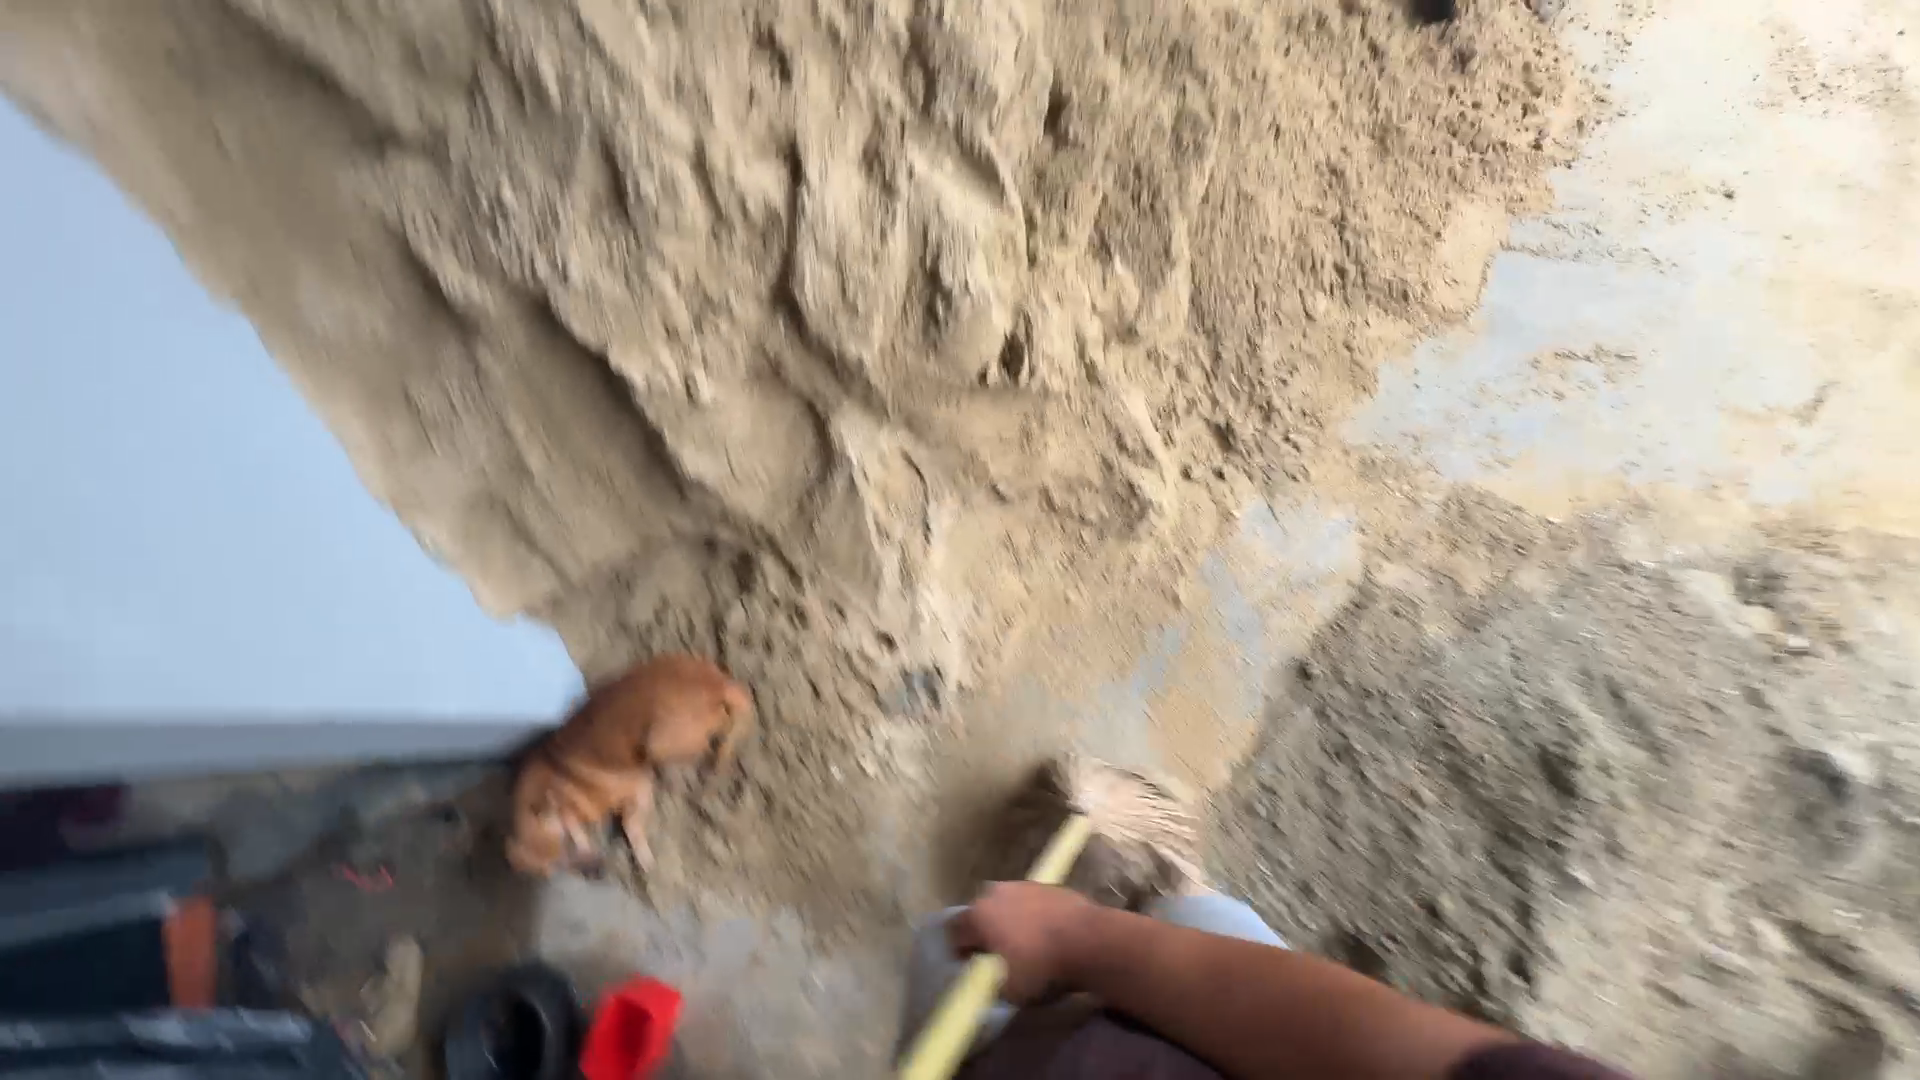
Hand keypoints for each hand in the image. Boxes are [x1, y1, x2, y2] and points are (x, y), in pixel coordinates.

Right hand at [947, 882, 1097, 1003]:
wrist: (1088, 940)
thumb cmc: (1041, 967)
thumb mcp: (1009, 991)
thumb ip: (990, 983)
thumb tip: (988, 980)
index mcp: (978, 916)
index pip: (954, 930)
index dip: (959, 948)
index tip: (968, 963)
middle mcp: (995, 892)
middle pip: (979, 911)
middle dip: (983, 929)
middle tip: (995, 952)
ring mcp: (1022, 884)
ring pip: (1005, 902)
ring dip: (1008, 918)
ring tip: (1023, 941)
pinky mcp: (1046, 884)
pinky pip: (1028, 900)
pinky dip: (1030, 913)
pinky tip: (1044, 931)